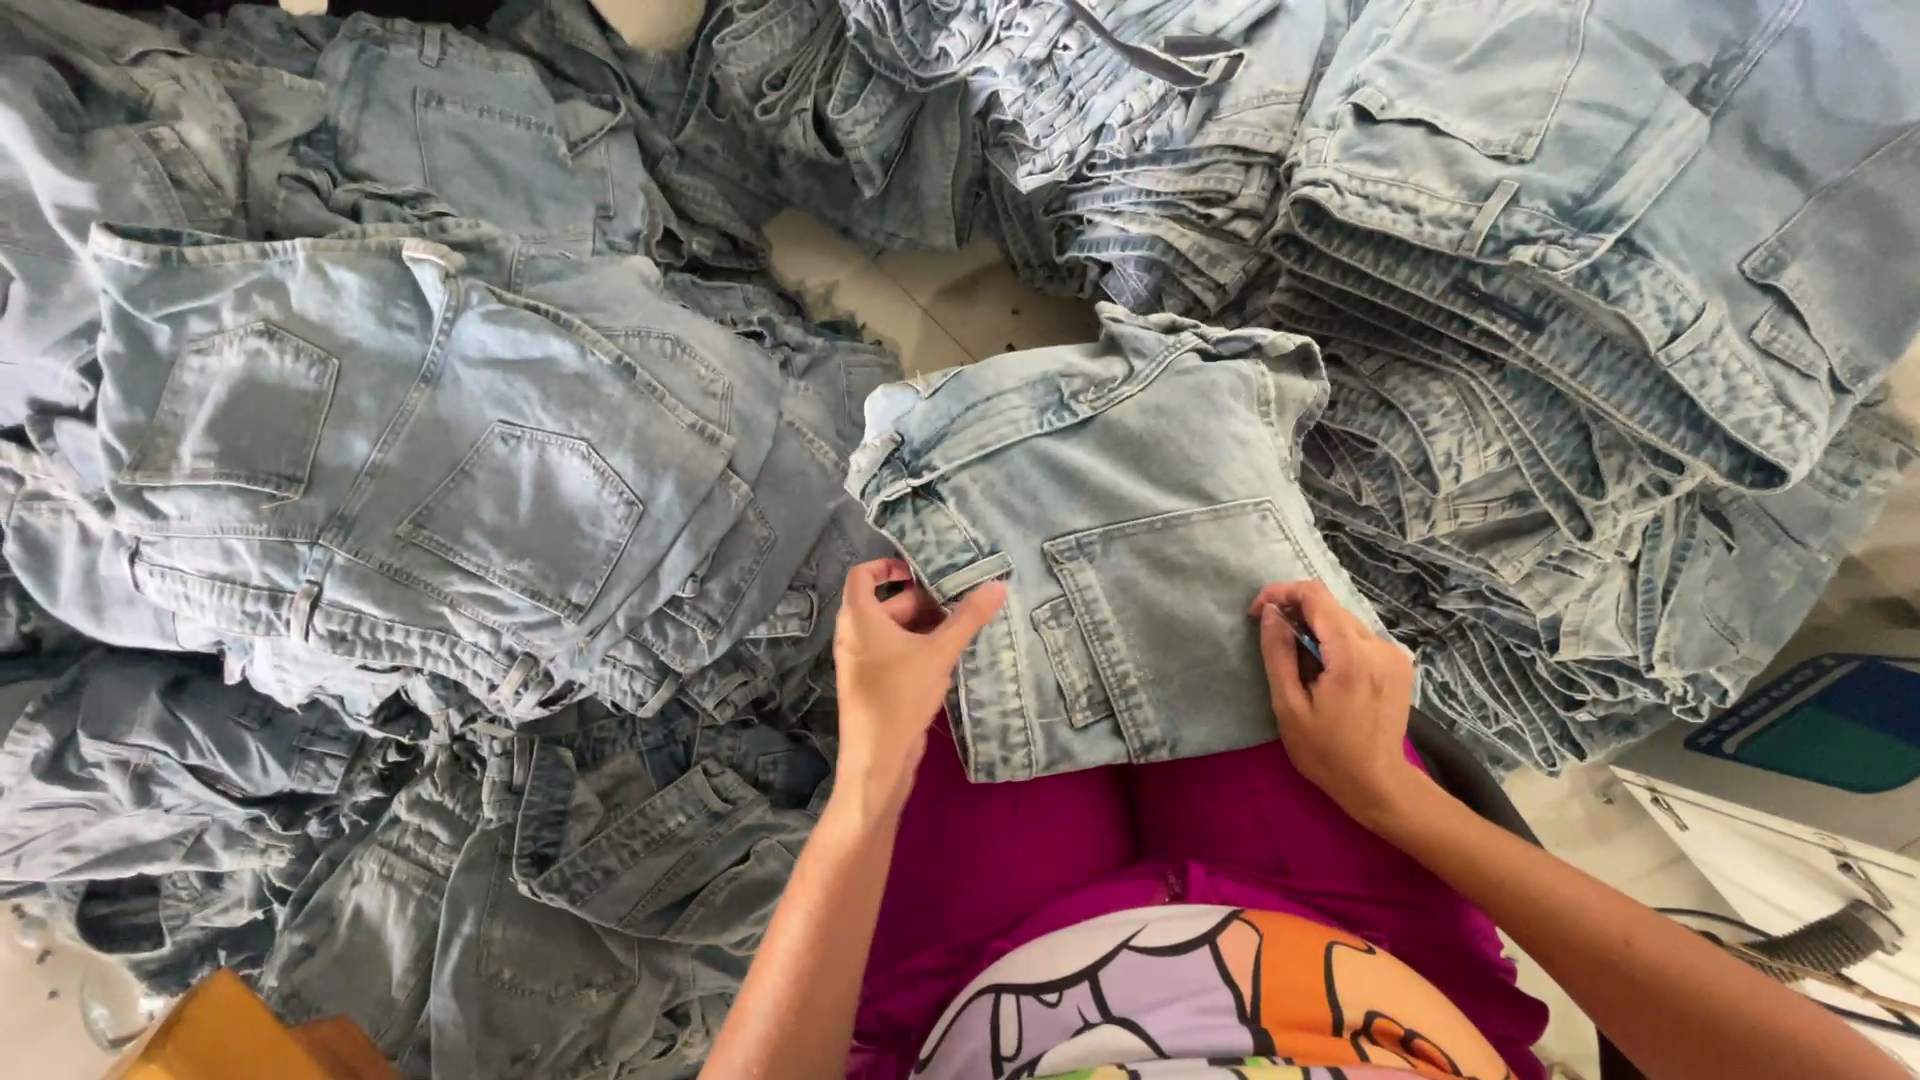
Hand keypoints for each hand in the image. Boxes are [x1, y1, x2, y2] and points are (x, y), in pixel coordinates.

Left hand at [832, 558, 1006, 819]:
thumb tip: (998, 585)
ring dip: (925, 626)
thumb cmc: (900, 696)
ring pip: (894, 631)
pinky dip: (918, 648)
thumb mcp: (938, 653)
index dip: (889, 566)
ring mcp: (862, 662)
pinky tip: (951, 657)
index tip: (921, 570)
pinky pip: (895, 653)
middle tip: (960, 602)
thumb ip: (968, 618)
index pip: (863, 575)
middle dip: (923, 601)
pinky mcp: (873, 684)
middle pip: (886, 603)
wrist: (877, 758)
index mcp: (859, 619)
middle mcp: (854, 635)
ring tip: (963, 627)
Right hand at [1250, 580, 1424, 828]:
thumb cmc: (1325, 752)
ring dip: (1314, 629)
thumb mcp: (1288, 706)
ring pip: (1343, 620)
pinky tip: (1323, 670)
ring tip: (1297, 661)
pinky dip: (1333, 642)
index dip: (1281, 593)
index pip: (1315, 596)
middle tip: (1271, 639)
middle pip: (1330, 607)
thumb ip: (1279, 653)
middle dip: (1295, 613)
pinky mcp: (1397, 664)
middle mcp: (1379, 646)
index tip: (1258, 613)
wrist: (1377, 783)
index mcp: (1351, 656)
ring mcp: (1392, 654)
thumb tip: (1272, 613)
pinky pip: (1357, 637)